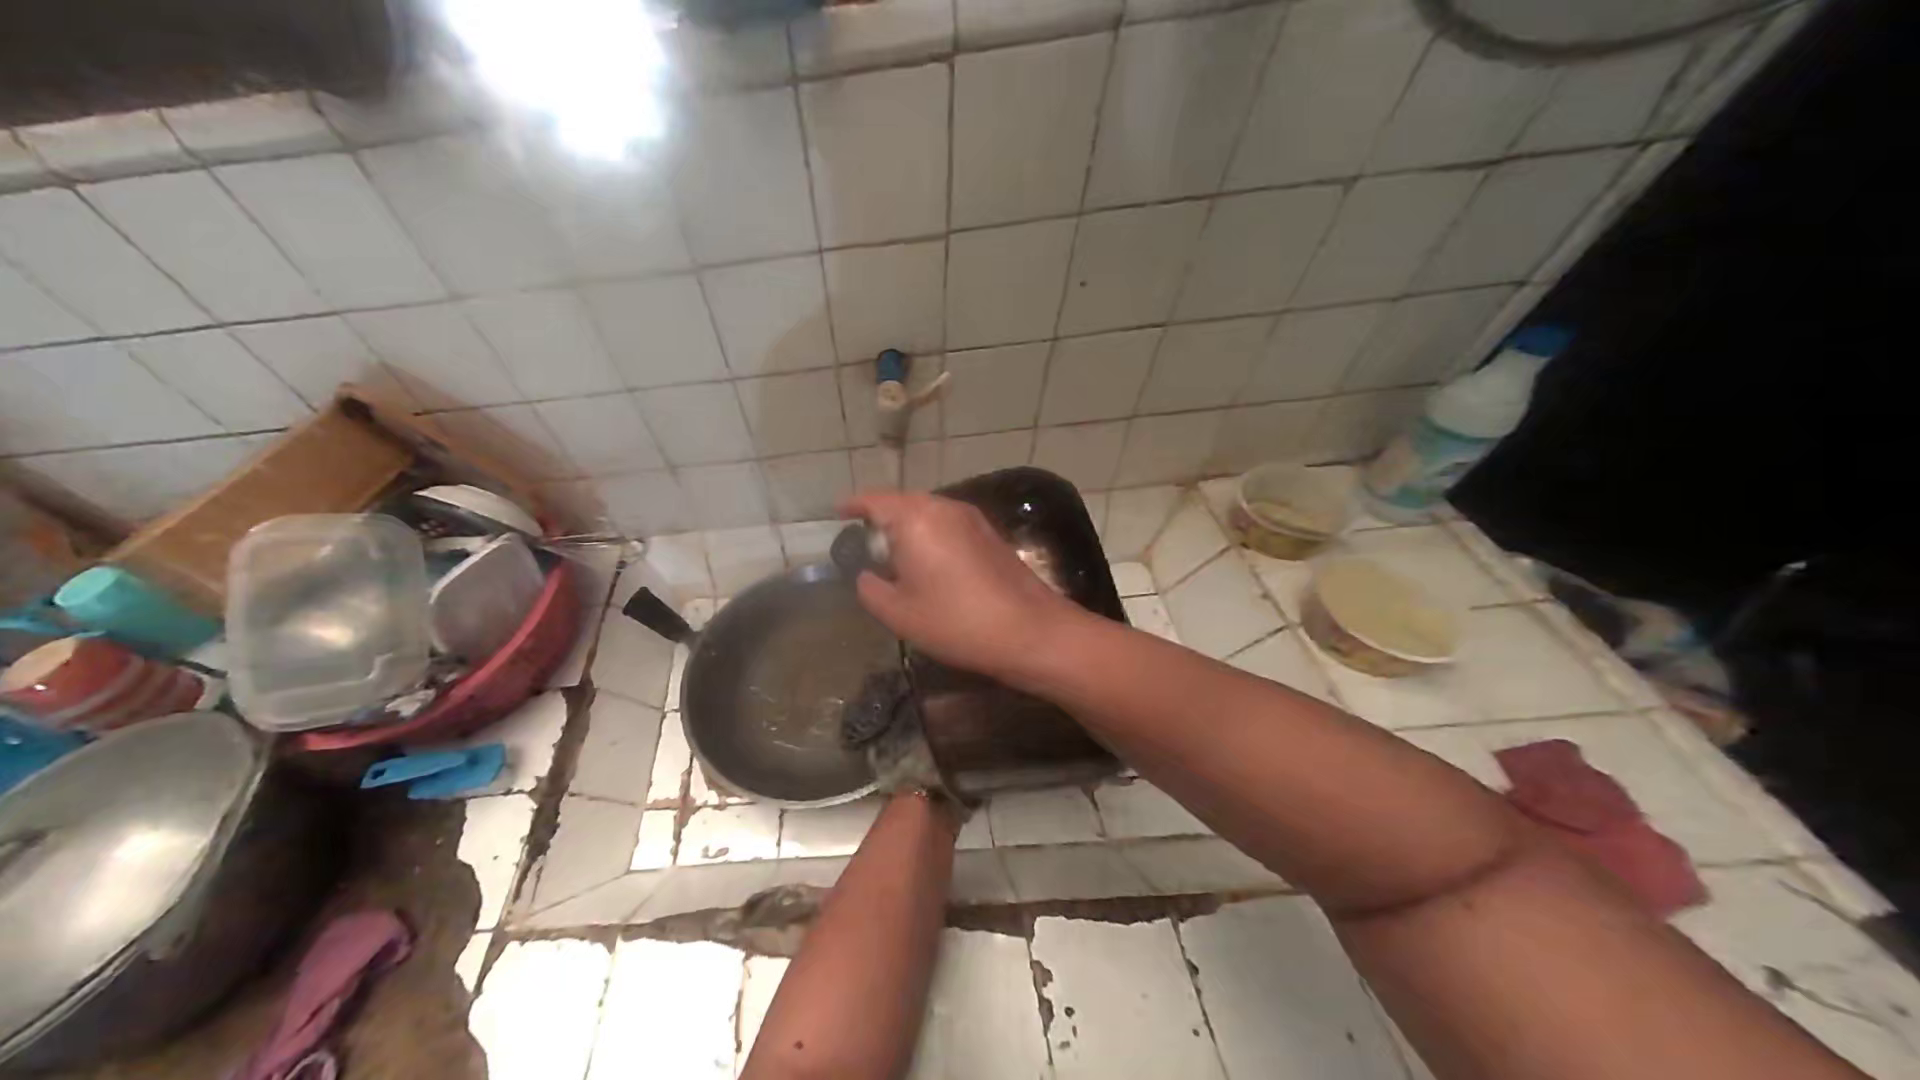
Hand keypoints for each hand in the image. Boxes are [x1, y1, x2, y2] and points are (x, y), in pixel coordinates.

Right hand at [838, 491, 1081, 679]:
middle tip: (864, 540)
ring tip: (893, 552)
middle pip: (902, 501)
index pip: (874, 500)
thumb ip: (870, 588)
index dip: (853, 505)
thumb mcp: (898, 613)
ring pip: (928, 511)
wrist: (1029, 630)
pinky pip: (948, 523)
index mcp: (915, 518)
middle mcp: (944, 507)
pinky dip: (930, 533)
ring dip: (907, 525)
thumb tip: (868, 574)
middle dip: (880, 516)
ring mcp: (972, 518)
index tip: (838, 512)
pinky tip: (928, 560)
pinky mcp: (990, 533)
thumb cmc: (956, 621)